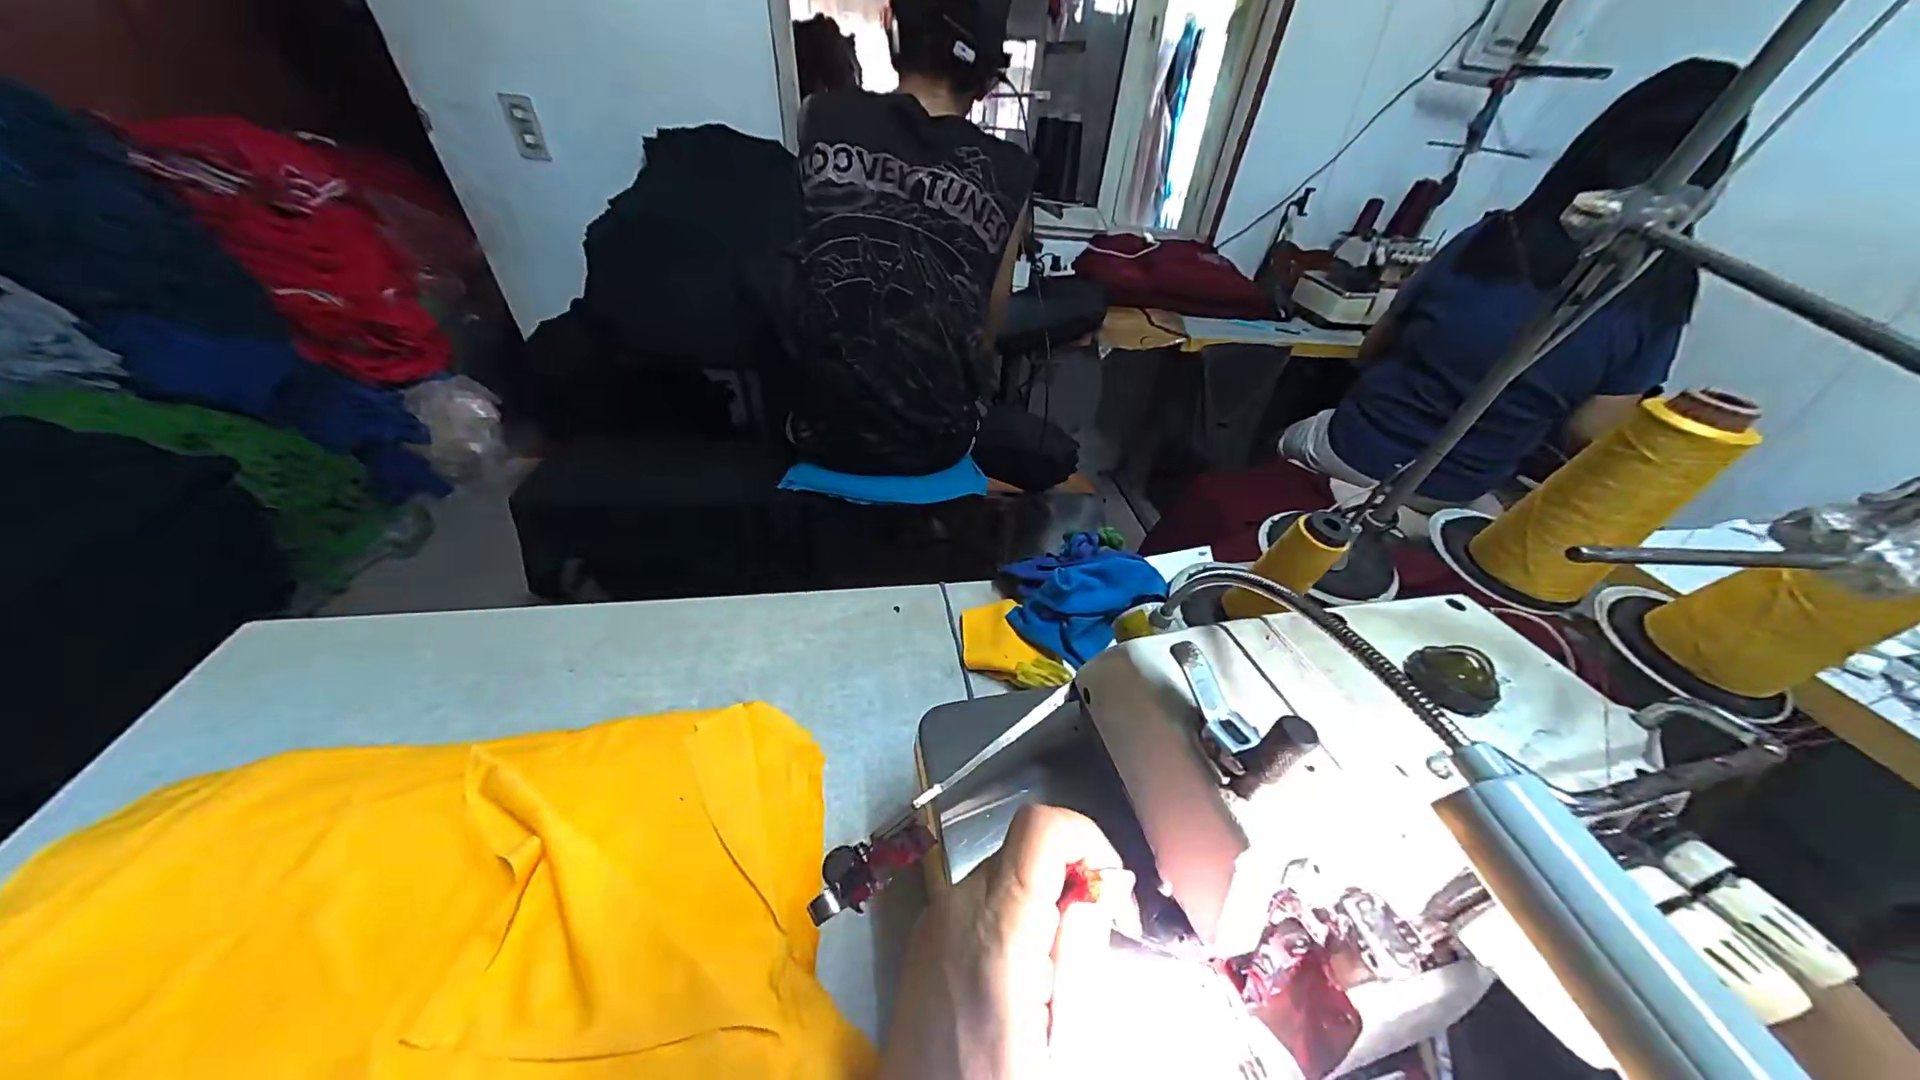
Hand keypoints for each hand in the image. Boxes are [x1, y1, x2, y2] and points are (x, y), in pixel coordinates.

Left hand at [878, 804, 1138, 1079]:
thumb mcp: (1063, 1042)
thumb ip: (1081, 957)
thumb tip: (1096, 894)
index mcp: (996, 927)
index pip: (1041, 827)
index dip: (1085, 837)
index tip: (1109, 888)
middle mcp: (959, 904)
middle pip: (1026, 846)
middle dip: (1071, 877)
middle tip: (1092, 937)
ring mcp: (936, 914)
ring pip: (1006, 868)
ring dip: (1043, 898)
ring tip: (1053, 970)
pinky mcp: (925, 929)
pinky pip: (981, 894)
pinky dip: (1012, 910)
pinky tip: (1019, 972)